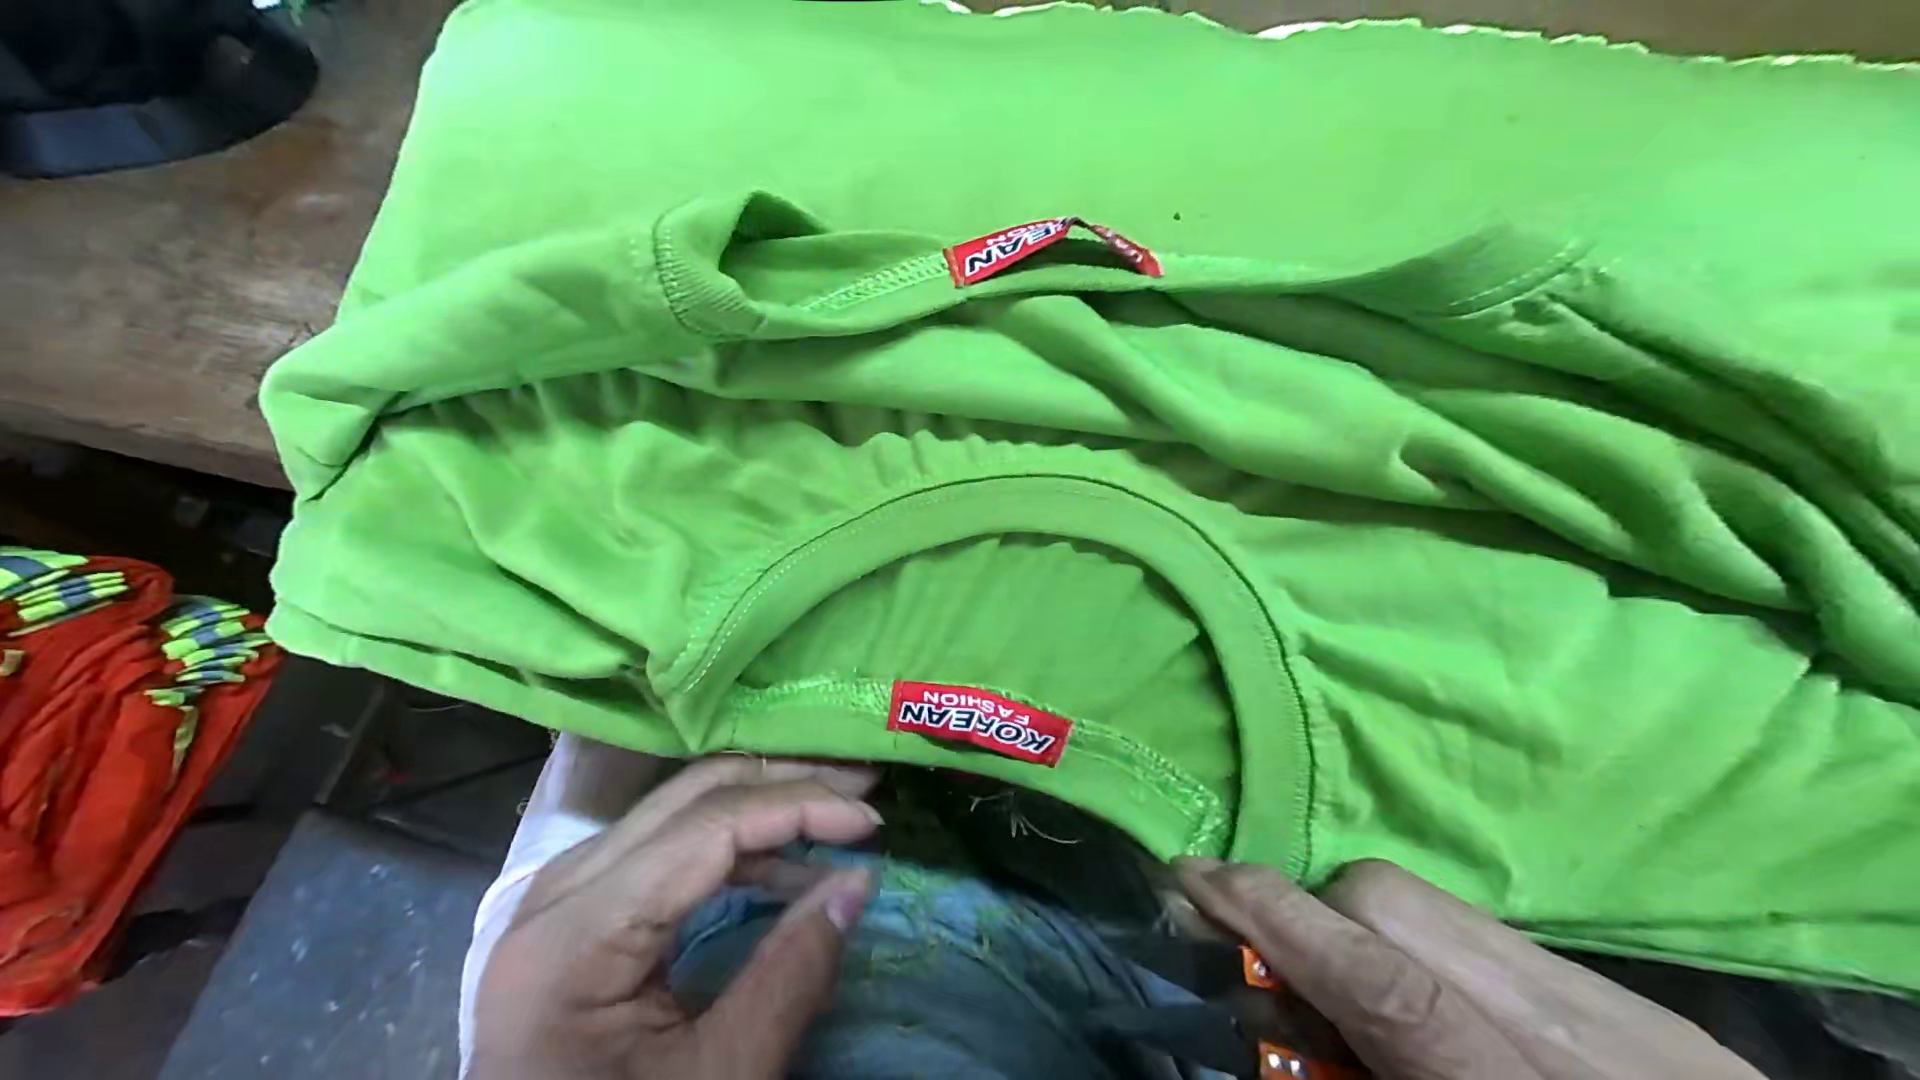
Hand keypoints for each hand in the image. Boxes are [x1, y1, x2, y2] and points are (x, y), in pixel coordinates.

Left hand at [469, 756, 882, 1079]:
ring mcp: (568, 889)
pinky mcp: (585, 903)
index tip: (871, 819)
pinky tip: (790, 862)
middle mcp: (562, 887)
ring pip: (685, 806)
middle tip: (861, 786)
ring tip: (838, 814)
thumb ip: (791, 975)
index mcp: (576, 934)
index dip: (801, 806)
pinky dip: (739, 842)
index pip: (711, 825)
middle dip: (789, 781)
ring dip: (768, 803)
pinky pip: (672, 842)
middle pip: (696, 793)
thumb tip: (859, 881)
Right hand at [1176, 858, 1764, 1079]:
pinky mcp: (1654, 1015)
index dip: (1281, 924)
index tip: (1194, 878)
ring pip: (1442, 906)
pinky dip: (1422, 949)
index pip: (1393, 992)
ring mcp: (1644, 1025)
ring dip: (1359, 925)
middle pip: (1404, 907)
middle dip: (1311, 910)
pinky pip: (1489, 936)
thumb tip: (1260, 1001)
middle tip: (1272, 961)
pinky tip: (1420, 1005)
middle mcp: (1607, 1053)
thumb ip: (1338, 1073)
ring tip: (1338, 981)